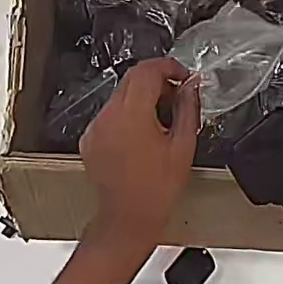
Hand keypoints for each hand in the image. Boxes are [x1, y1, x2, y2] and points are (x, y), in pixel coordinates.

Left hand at [80, 58, 199, 249]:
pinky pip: (110, 115)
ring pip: (120, 97)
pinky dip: (128, 116)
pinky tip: (144, 136)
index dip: (168, 67)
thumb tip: (192, 87)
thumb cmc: (157, 188)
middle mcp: (108, 117)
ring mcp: (96, 128)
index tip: (183, 76)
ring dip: (142, 99)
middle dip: (157, 81)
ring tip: (163, 120)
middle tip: (177, 96)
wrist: (129, 216)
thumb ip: (188, 109)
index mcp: (132, 115)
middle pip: (131, 79)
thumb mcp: (183, 145)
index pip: (146, 71)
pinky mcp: (90, 140)